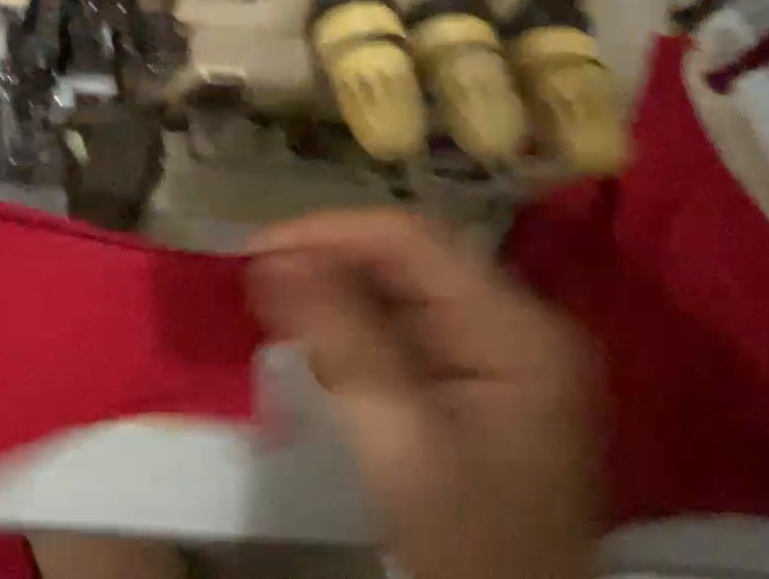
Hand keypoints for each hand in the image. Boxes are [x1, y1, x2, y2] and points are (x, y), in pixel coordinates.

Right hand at [249, 210, 598, 578]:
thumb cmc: (463, 535)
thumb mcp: (395, 433)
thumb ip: (338, 335)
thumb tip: (271, 256)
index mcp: (515, 328)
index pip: (408, 238)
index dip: (326, 232)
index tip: (253, 252)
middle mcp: (514, 321)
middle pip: (404, 258)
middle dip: (326, 265)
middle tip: (258, 286)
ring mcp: (498, 346)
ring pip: (397, 287)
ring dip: (334, 297)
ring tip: (286, 325)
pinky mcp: (475, 372)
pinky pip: (401, 322)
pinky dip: (352, 328)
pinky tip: (326, 358)